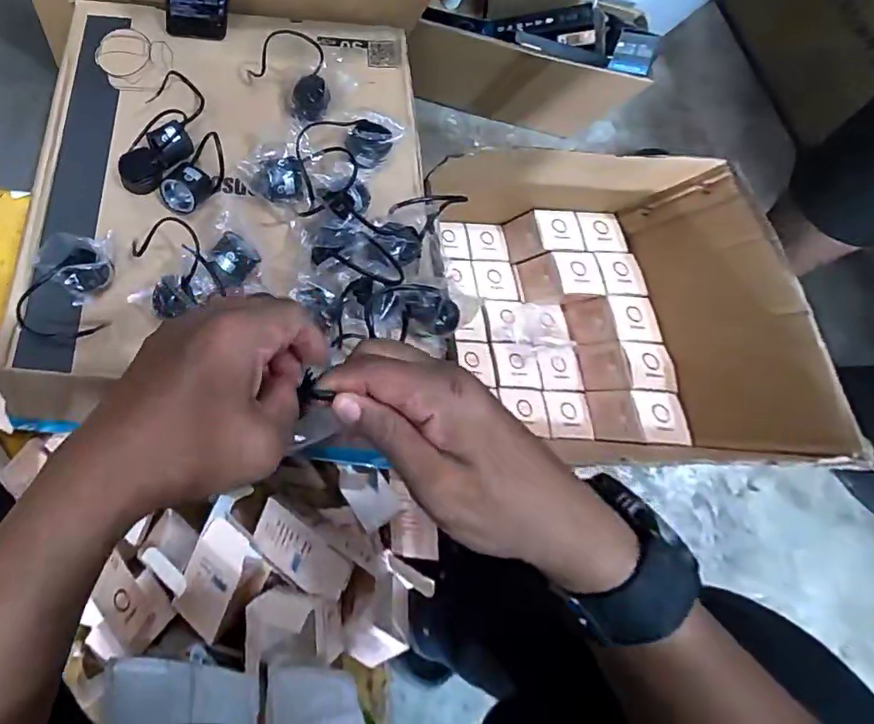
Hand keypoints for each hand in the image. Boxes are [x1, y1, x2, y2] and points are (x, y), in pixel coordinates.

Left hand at [60, 294, 326, 520]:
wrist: (111, 464)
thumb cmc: (193, 450)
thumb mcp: (264, 441)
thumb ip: (288, 403)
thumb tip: (282, 382)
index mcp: (236, 329)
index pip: (293, 313)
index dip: (314, 340)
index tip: (316, 376)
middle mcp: (206, 315)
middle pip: (262, 310)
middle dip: (285, 343)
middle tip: (286, 386)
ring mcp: (177, 326)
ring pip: (233, 320)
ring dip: (256, 347)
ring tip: (255, 391)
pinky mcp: (158, 344)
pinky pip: (207, 333)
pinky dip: (227, 351)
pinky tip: (219, 392)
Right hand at [317, 342, 638, 592]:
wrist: (564, 522)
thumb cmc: (498, 511)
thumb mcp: (436, 485)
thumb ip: (387, 435)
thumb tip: (339, 398)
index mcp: (437, 390)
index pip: (367, 368)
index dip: (333, 385)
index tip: (309, 414)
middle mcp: (443, 372)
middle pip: (376, 353)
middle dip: (346, 379)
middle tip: (329, 424)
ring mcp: (452, 379)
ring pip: (390, 360)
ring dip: (364, 383)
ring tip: (349, 426)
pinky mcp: (457, 393)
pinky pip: (407, 376)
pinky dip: (384, 390)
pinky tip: (380, 425)